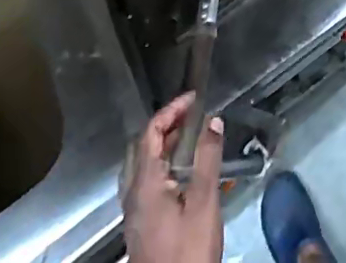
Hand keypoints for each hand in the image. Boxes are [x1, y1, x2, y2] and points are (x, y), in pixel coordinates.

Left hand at [121, 92, 223, 262]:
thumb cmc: (188, 251)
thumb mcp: (204, 203)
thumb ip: (207, 159)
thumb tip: (213, 120)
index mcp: (144, 184)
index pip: (150, 133)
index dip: (171, 110)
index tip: (194, 99)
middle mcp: (133, 194)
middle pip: (142, 147)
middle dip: (166, 125)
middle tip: (192, 114)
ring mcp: (134, 212)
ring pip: (142, 165)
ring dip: (163, 145)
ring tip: (190, 136)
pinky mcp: (140, 225)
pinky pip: (145, 181)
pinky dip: (161, 164)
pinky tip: (182, 173)